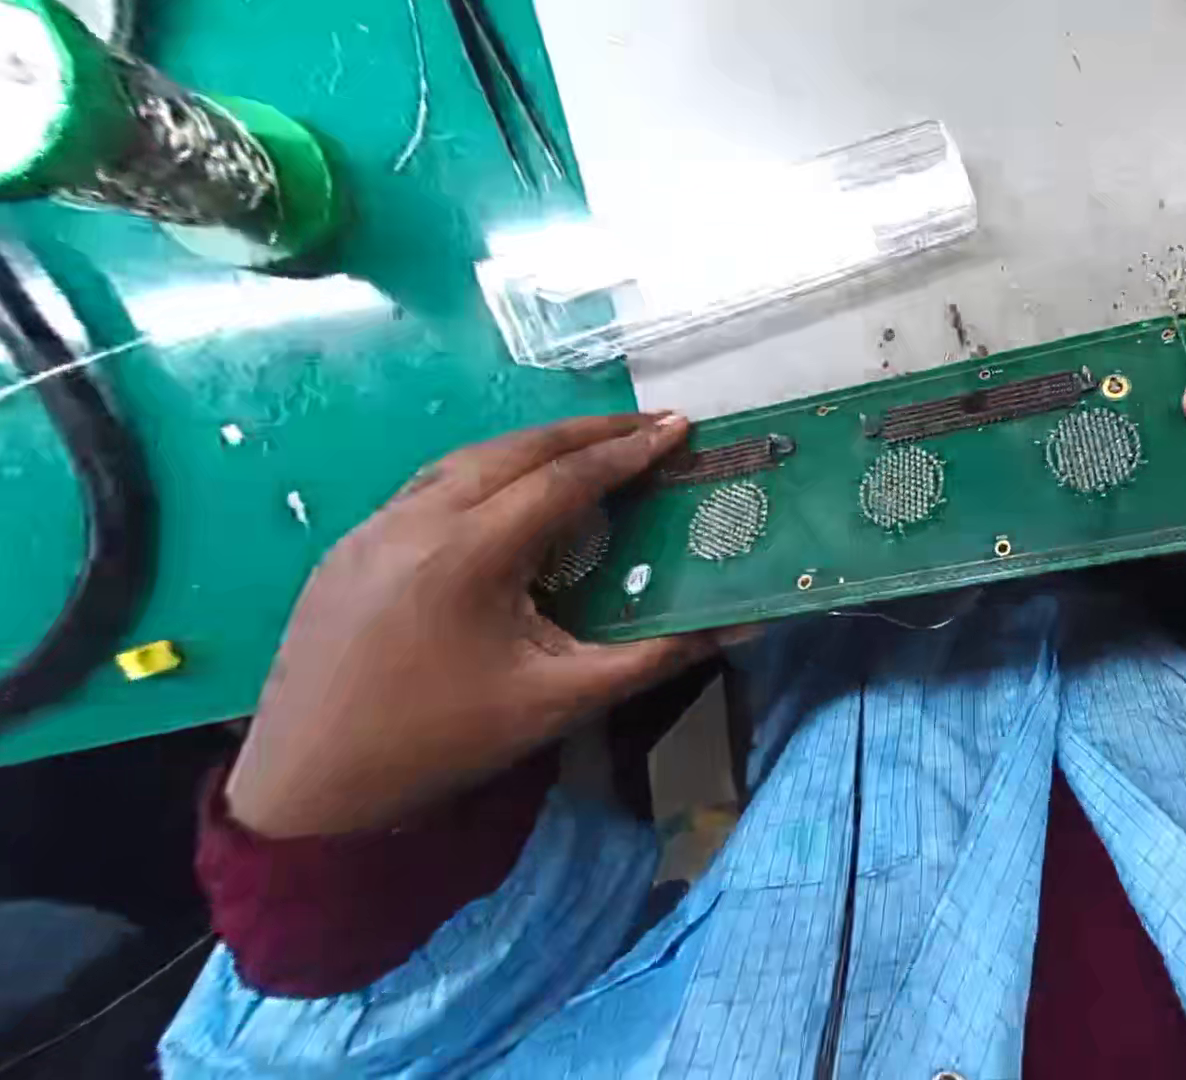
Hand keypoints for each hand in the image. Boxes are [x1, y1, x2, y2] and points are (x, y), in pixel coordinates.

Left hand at [225, 413, 716, 837]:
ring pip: (472, 457)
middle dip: (592, 430)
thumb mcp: (567, 699)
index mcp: (467, 556)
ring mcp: (375, 527)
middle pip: (517, 449)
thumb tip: (740, 628)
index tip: (677, 427)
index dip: (629, 451)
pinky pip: (439, 480)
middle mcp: (415, 522)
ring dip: (543, 443)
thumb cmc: (449, 739)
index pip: (564, 480)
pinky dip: (498, 466)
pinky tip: (522, 483)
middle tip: (651, 422)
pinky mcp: (355, 542)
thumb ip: (660, 656)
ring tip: (599, 443)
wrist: (309, 788)